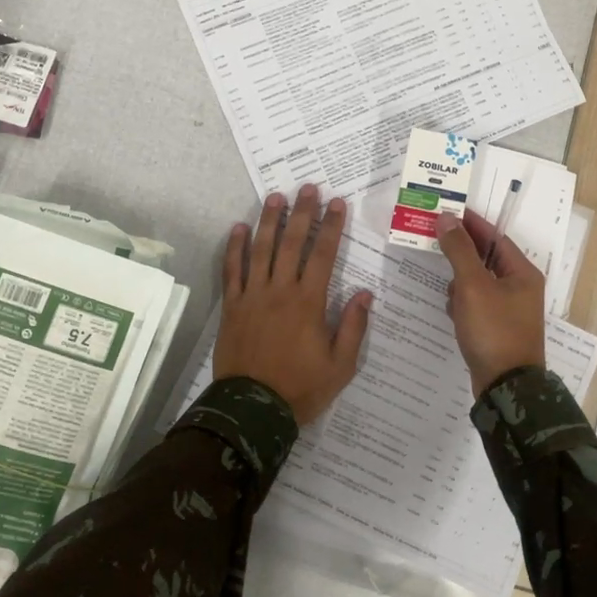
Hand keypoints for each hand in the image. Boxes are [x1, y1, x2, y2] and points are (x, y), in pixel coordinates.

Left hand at [215, 185, 372, 423]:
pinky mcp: (231, 306)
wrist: (253, 408)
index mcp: (309, 302)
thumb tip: (365, 294)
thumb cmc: (301, 388)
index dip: (332, 226)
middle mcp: (280, 290)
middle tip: (307, 187)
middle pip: (292, 242)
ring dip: (268, 220)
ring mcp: (252, 296)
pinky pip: (232, 270)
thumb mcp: (341, 365)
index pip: (324, 254)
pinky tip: (237, 228)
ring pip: (260, 249)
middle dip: (302, 212)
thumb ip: (353, 327)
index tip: (337, 203)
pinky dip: (234, 248)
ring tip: (275, 196)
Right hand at [436, 210, 545, 395]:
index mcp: (521, 273)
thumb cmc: (493, 330)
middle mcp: (520, 287)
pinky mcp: (497, 327)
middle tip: (433, 241)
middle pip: (485, 258)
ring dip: (460, 284)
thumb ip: (459, 250)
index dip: (470, 222)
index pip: (494, 236)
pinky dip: (462, 304)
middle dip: (460, 255)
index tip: (446, 210)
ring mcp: (509, 309)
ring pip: (477, 282)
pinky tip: (452, 313)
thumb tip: (446, 218)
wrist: (506, 387)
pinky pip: (475, 304)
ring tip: (449, 294)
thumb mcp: (472, 286)